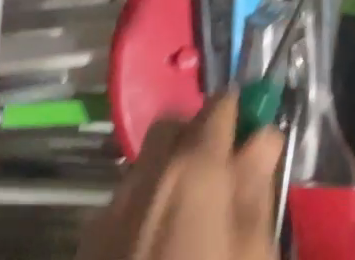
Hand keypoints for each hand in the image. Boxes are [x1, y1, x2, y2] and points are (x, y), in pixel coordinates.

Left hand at [76, 95, 285, 259]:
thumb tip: (264, 138)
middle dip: (201, 136)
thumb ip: (255, 194)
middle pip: (172, 129)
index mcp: (192, 171)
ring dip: (174, 173)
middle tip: (231, 175)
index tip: (259, 126)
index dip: (242, 111)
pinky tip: (166, 249)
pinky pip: (127, 202)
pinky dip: (150, 206)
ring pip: (147, 166)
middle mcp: (146, 176)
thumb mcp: (251, 258)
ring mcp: (111, 209)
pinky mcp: (89, 243)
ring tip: (202, 220)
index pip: (220, 109)